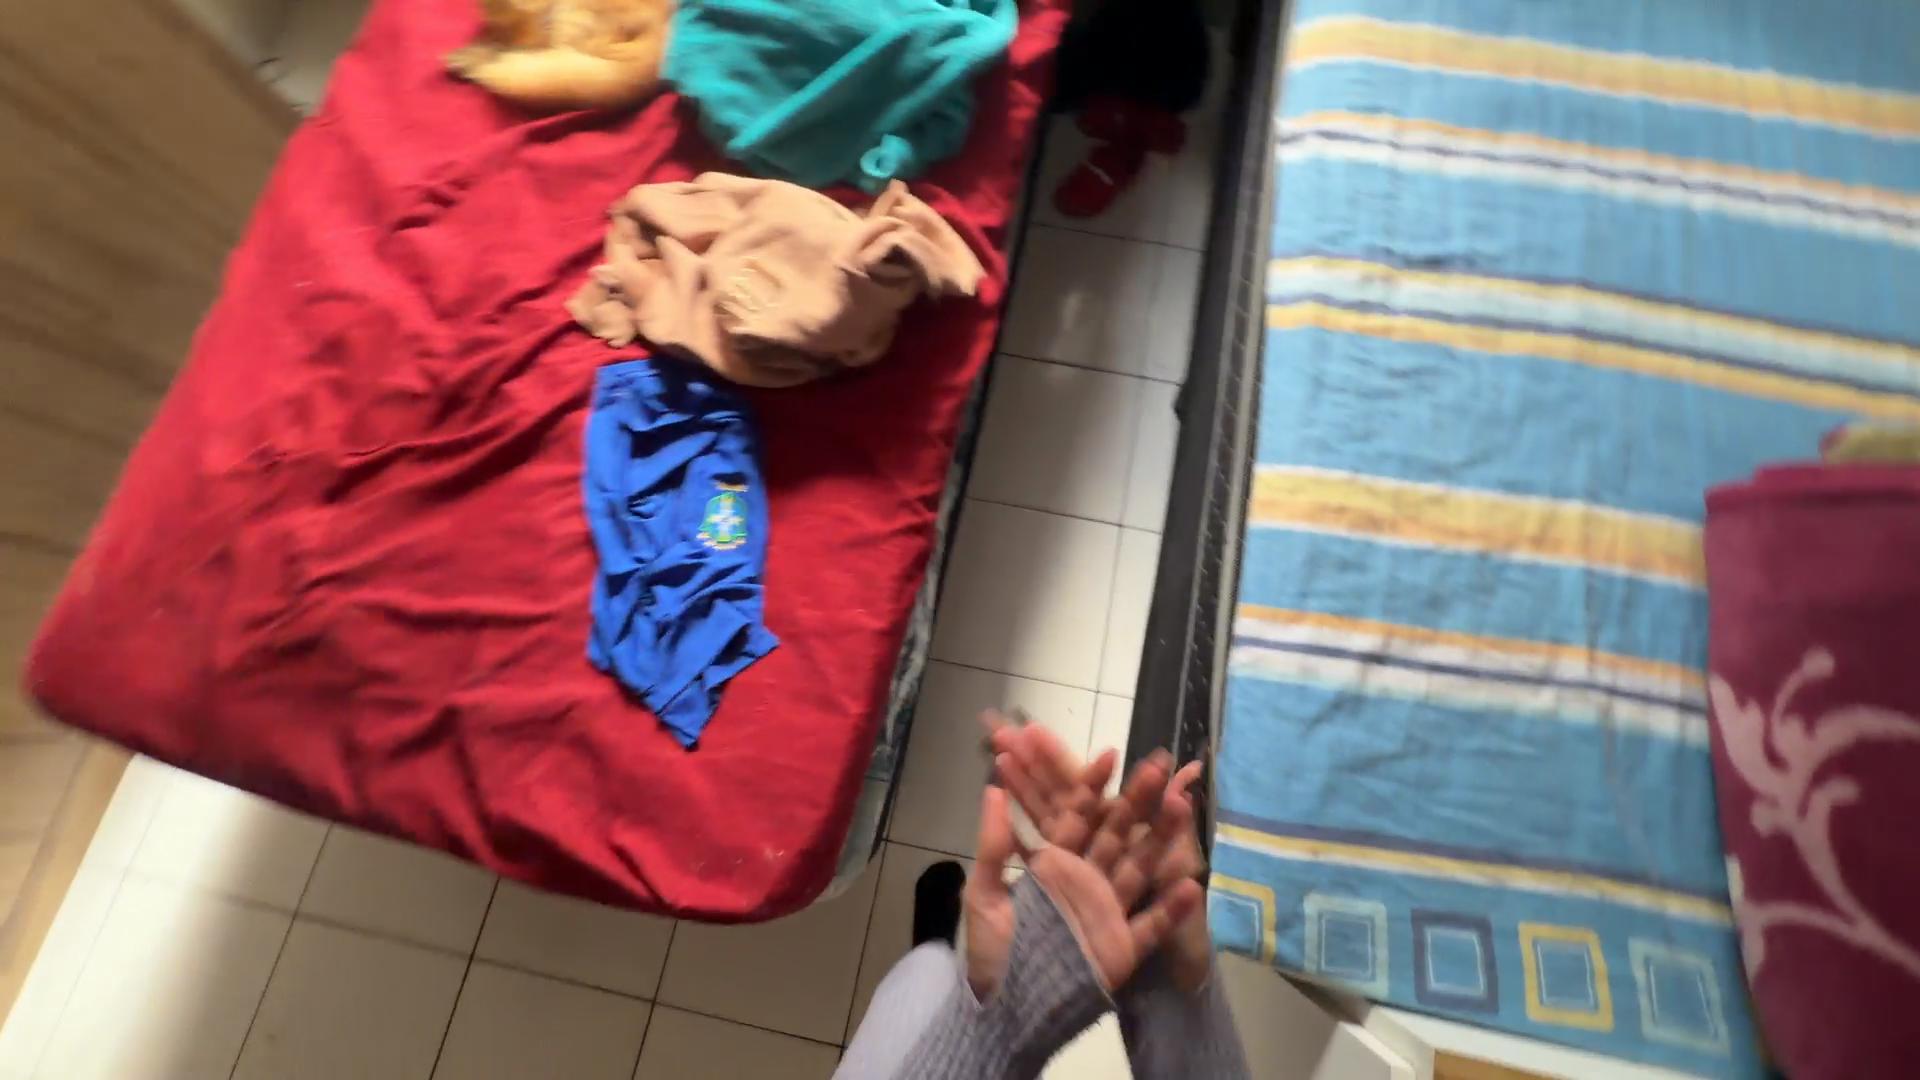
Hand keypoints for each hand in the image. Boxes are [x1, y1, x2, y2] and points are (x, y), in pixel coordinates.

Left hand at [963, 774, 1201, 999]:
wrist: (1008, 1012)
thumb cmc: (994, 951)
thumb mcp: (983, 893)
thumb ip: (992, 842)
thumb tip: (992, 788)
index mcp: (1054, 861)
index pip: (1077, 814)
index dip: (1091, 785)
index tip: (1109, 755)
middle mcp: (1086, 877)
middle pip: (1116, 831)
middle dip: (1136, 799)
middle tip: (1159, 766)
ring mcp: (1108, 910)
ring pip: (1139, 865)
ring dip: (1161, 837)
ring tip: (1184, 804)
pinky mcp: (1122, 947)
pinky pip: (1151, 925)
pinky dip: (1170, 908)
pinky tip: (1193, 885)